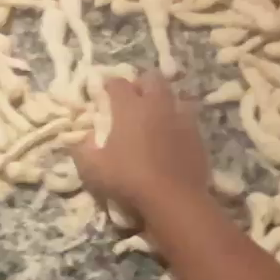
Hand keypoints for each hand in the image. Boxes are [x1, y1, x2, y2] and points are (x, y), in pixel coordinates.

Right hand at [69, 73, 213, 217]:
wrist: (174, 199)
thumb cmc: (128, 179)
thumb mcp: (92, 168)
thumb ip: (81, 148)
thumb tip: (81, 137)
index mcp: (130, 108)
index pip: (118, 83)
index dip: (109, 86)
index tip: (104, 94)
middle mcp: (157, 106)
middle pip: (152, 79)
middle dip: (141, 84)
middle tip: (132, 99)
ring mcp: (181, 119)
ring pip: (175, 96)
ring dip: (164, 100)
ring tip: (155, 115)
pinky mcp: (198, 136)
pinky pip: (188, 118)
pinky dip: (178, 121)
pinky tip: (171, 136)